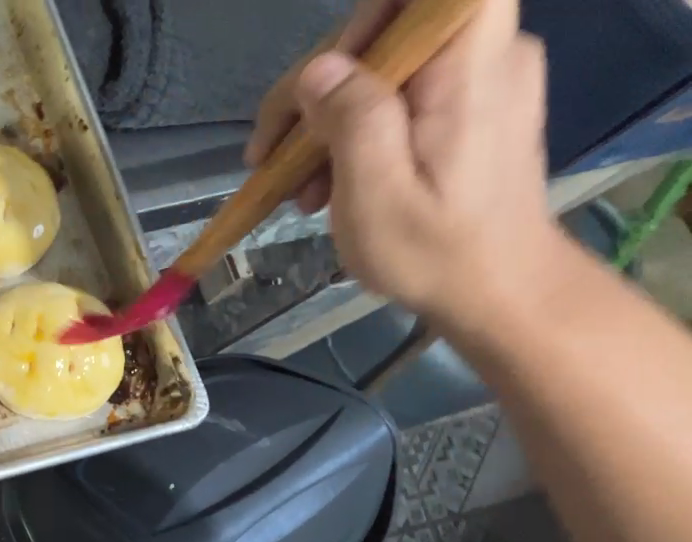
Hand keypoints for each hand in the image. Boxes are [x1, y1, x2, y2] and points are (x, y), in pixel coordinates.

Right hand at [245, 0, 563, 326]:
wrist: (497, 288)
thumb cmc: (433, 250)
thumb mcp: (376, 194)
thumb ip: (354, 120)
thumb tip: (319, 68)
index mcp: (470, 70)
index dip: (373, 15)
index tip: (328, 72)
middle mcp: (485, 58)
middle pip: (391, 32)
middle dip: (320, 85)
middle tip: (271, 154)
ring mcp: (478, 82)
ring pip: (385, 68)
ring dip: (325, 120)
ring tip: (296, 186)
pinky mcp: (467, 107)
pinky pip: (398, 95)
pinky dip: (350, 132)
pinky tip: (324, 182)